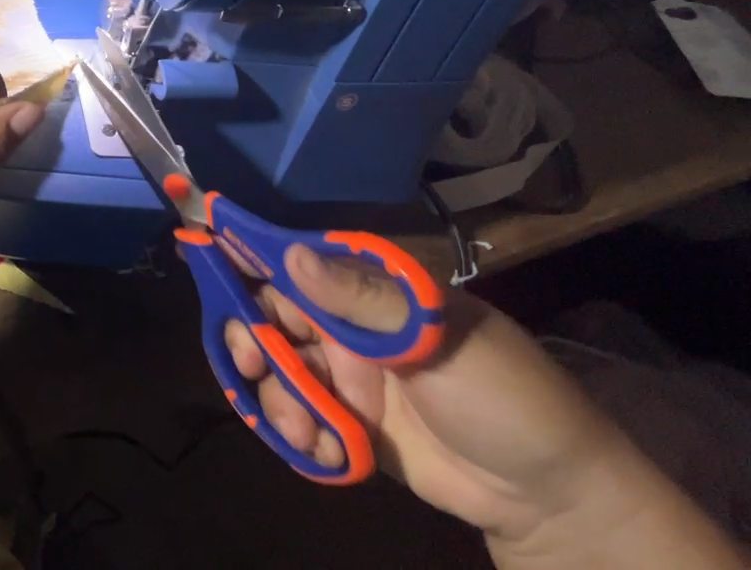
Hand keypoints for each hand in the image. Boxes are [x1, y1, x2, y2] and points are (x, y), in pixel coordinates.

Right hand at [226, 248, 639, 542]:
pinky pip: (293, 416)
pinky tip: (325, 450)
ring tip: (306, 427)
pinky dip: (297, 432)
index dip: (246, 258)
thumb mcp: (438, 341)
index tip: (200, 255)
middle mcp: (347, 329)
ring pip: (274, 370)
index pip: (294, 264)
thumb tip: (288, 253)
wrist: (551, 499)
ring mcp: (342, 376)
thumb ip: (362, 299)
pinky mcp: (341, 422)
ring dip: (277, 396)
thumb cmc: (506, 399)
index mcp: (370, 295)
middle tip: (251, 360)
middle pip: (268, 316)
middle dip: (249, 337)